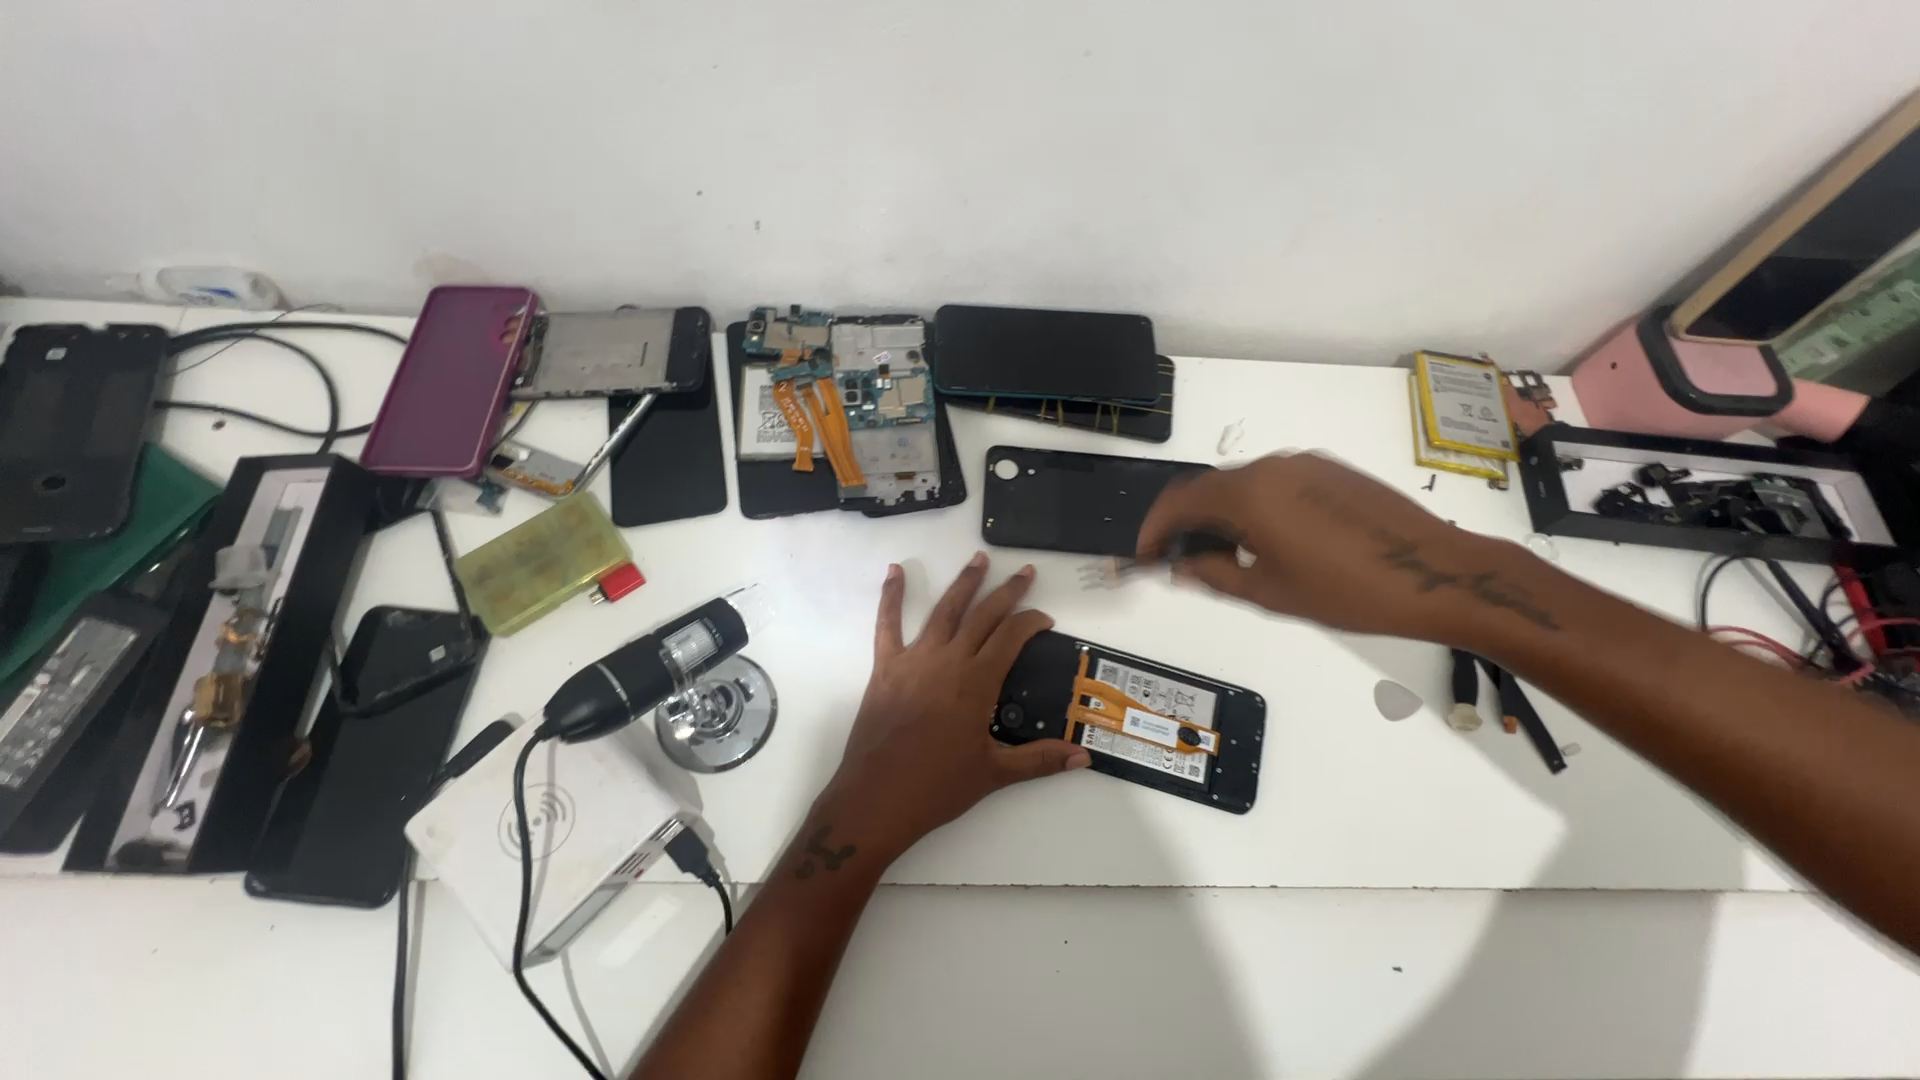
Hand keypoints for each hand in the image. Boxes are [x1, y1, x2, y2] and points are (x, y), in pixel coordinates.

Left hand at [821, 555, 1089, 863]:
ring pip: (944, 610)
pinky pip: (887, 625)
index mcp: (977, 682)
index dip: (1031, 621)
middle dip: (1007, 591)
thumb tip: (1083, 756)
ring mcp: (914, 660)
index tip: (1044, 618)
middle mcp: (948, 661)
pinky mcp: (886, 668)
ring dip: (964, 583)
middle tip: (1024, 572)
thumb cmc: (938, 786)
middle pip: (983, 615)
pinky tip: (895, 571)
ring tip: (978, 559)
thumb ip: (1040, 760)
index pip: (1011, 637)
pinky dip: (890, 596)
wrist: (878, 797)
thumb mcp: (995, 773)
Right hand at [1137, 452, 1552, 644]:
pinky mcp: (1334, 471)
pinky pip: (1278, 483)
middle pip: (1211, 487)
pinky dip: (1258, 507)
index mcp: (1251, 493)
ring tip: (1228, 556)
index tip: (1146, 554)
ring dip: (1224, 514)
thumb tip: (1180, 568)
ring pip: (1246, 484)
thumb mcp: (1270, 593)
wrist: (1437, 575)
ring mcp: (1308, 464)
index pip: (1181, 499)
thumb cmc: (1348, 591)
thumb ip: (1214, 575)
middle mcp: (1274, 466)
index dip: (1155, 527)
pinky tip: (1271, 542)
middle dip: (1189, 521)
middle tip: (1182, 560)